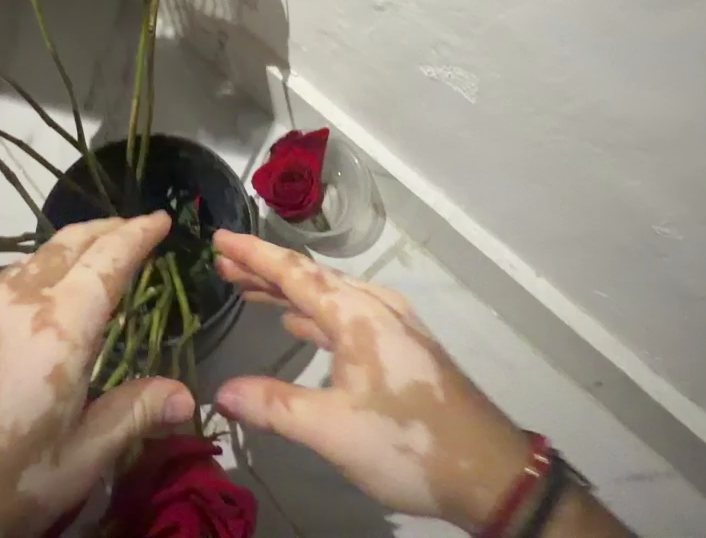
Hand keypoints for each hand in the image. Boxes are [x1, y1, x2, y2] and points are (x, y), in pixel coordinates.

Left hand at [0, 214, 195, 537]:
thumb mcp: (74, 463)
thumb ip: (133, 417)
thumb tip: (189, 395)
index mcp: (62, 326)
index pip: (109, 259)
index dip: (138, 233)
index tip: (162, 218)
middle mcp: (21, 300)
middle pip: (71, 242)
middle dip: (108, 228)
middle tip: (135, 228)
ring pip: (36, 255)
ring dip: (73, 244)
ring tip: (95, 253)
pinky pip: (9, 275)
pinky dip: (40, 265)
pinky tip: (40, 290)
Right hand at [212, 229, 533, 530]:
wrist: (487, 468)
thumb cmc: (407, 441)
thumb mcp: (333, 430)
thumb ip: (275, 405)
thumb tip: (222, 390)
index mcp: (356, 313)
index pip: (293, 271)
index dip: (253, 254)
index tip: (218, 237)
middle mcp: (373, 305)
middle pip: (309, 278)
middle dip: (264, 270)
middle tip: (222, 265)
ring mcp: (390, 323)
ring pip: (327, 296)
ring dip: (287, 293)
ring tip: (247, 289)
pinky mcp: (399, 344)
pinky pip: (344, 314)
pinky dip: (312, 314)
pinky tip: (296, 324)